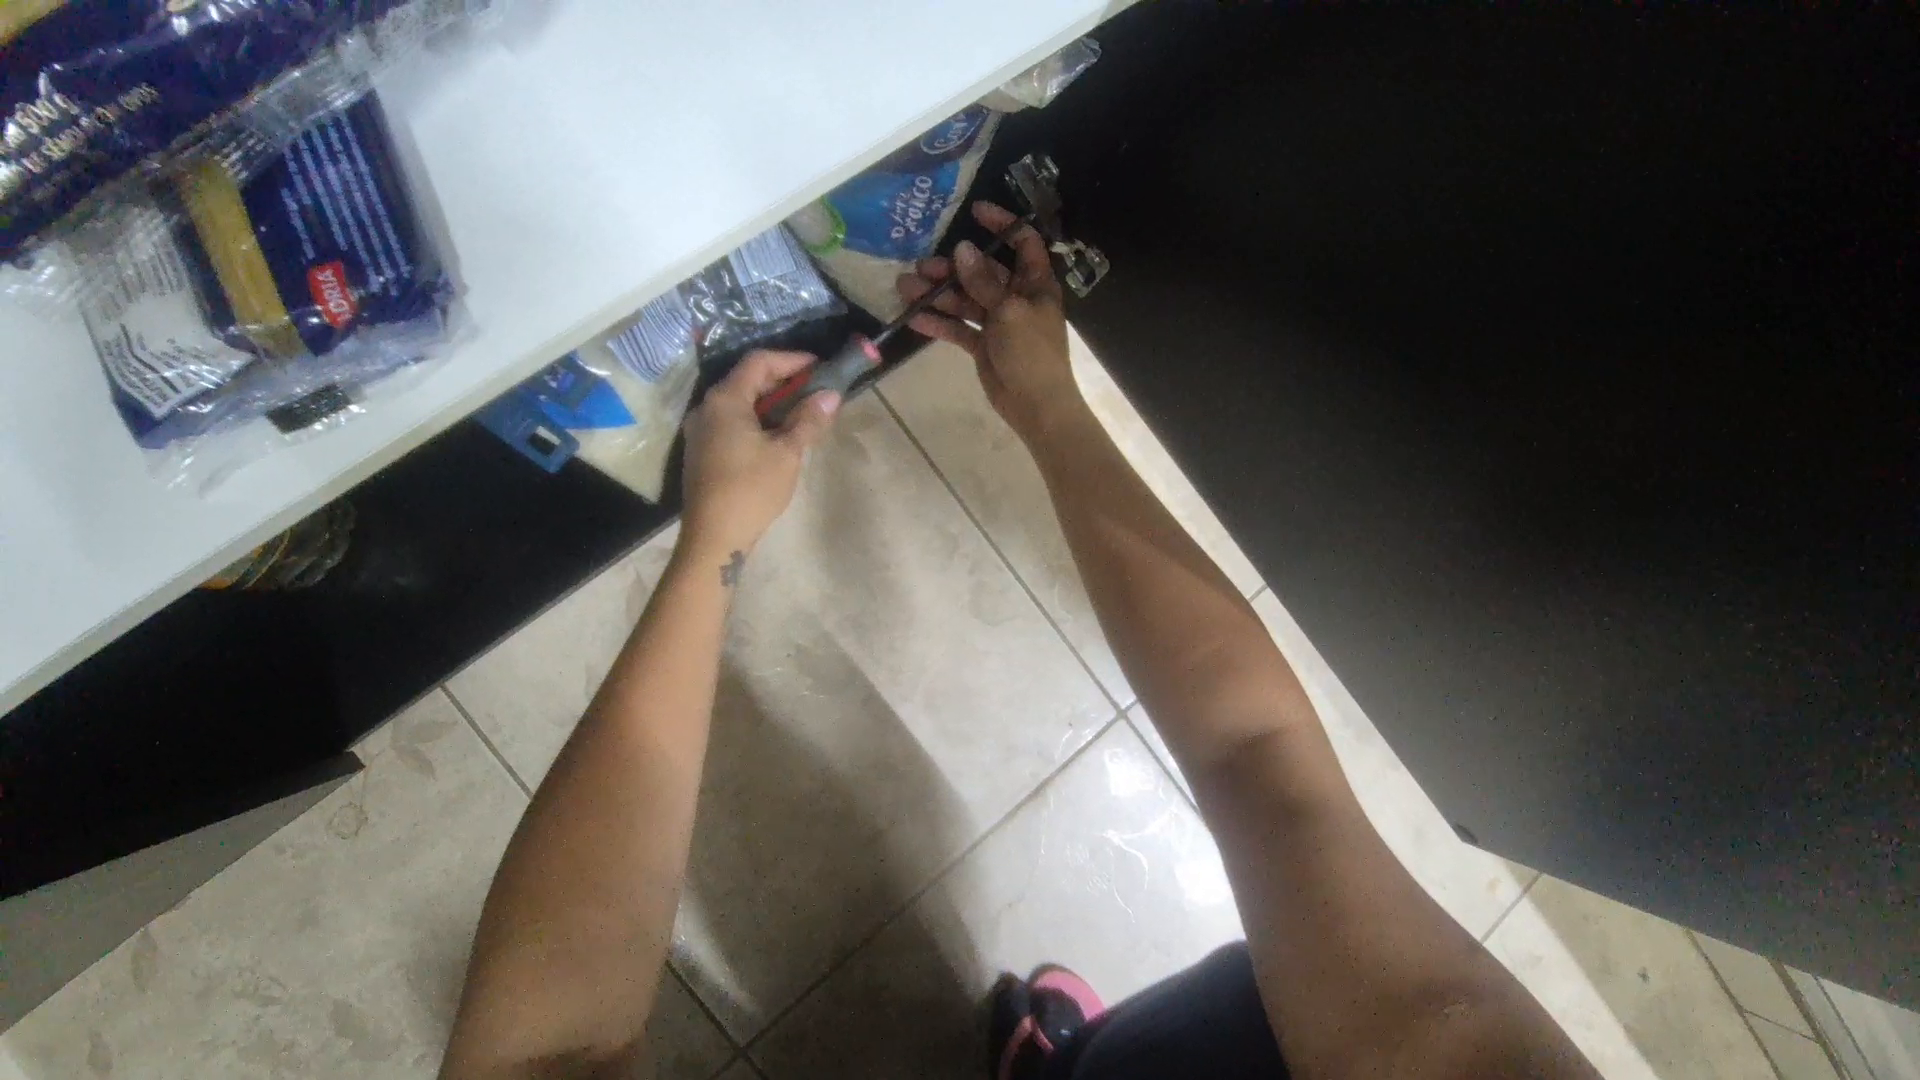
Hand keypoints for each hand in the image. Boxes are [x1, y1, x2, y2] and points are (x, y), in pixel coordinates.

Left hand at [681, 350, 839, 555]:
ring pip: (739, 402)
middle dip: (783, 381)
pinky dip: (756, 419)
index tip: (819, 367)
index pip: (759, 362)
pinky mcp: (702, 450)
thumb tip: (831, 396)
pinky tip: (777, 435)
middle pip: (747, 380)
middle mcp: (707, 408)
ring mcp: (700, 430)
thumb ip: (808, 420)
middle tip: (814, 389)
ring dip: (770, 402)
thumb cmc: (751, 489)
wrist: (713, 536)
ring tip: (801, 412)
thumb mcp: (787, 453)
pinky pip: (731, 422)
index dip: (792, 360)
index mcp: (725, 400)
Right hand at [897, 201, 1080, 440]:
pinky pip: (958, 328)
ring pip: (964, 300)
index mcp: (1035, 283)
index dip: (1002, 224)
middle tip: (921, 267)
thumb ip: (983, 282)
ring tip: (905, 288)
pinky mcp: (983, 345)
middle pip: (982, 272)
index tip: (974, 212)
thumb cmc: (1032, 353)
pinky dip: (938, 322)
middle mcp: (1016, 297)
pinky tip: (913, 317)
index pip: (1022, 242)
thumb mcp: (1009, 312)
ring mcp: (998, 322)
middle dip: (952, 268)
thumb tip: (962, 249)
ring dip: (937, 294)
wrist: (1036, 405)